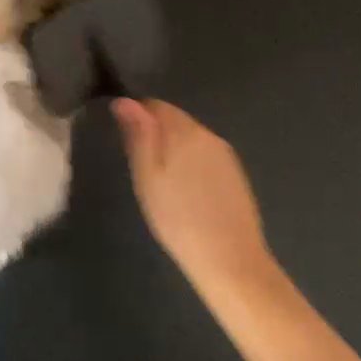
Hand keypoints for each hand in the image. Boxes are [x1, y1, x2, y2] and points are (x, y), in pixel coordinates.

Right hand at [113, 99, 273, 287]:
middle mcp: (209, 135)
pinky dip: (192, 167)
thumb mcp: (147, 176)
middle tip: (141, 168)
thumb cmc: (177, 217)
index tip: (125, 142)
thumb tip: (125, 101)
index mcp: (185, 131)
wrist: (229, 258)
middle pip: (176, 122)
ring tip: (162, 185)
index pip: (156, 106)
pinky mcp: (236, 176)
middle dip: (156, 135)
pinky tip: (186, 195)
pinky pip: (206, 158)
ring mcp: (226, 156)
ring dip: (174, 151)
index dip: (136, 117)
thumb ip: (138, 135)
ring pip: (192, 141)